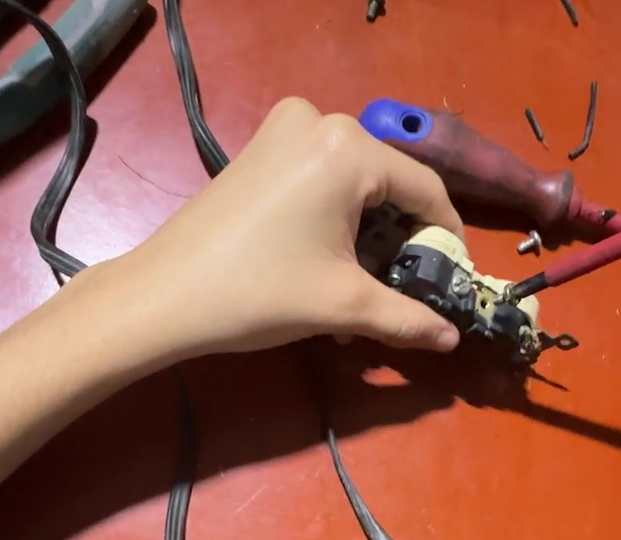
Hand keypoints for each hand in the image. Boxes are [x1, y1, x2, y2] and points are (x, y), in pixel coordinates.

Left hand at [92, 97, 464, 363]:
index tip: (454, 279)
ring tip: (360, 289)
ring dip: (367, 237)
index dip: (447, 239)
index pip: (425, 190)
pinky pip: (321, 182)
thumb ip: (407, 319)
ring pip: (355, 186)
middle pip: (389, 185)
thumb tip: (451, 338)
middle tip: (401, 290)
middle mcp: (320, 121)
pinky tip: (328, 264)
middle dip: (400, 242)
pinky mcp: (261, 149)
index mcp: (348, 148)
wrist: (166, 296)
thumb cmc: (260, 294)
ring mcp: (285, 130)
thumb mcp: (344, 306)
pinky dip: (336, 222)